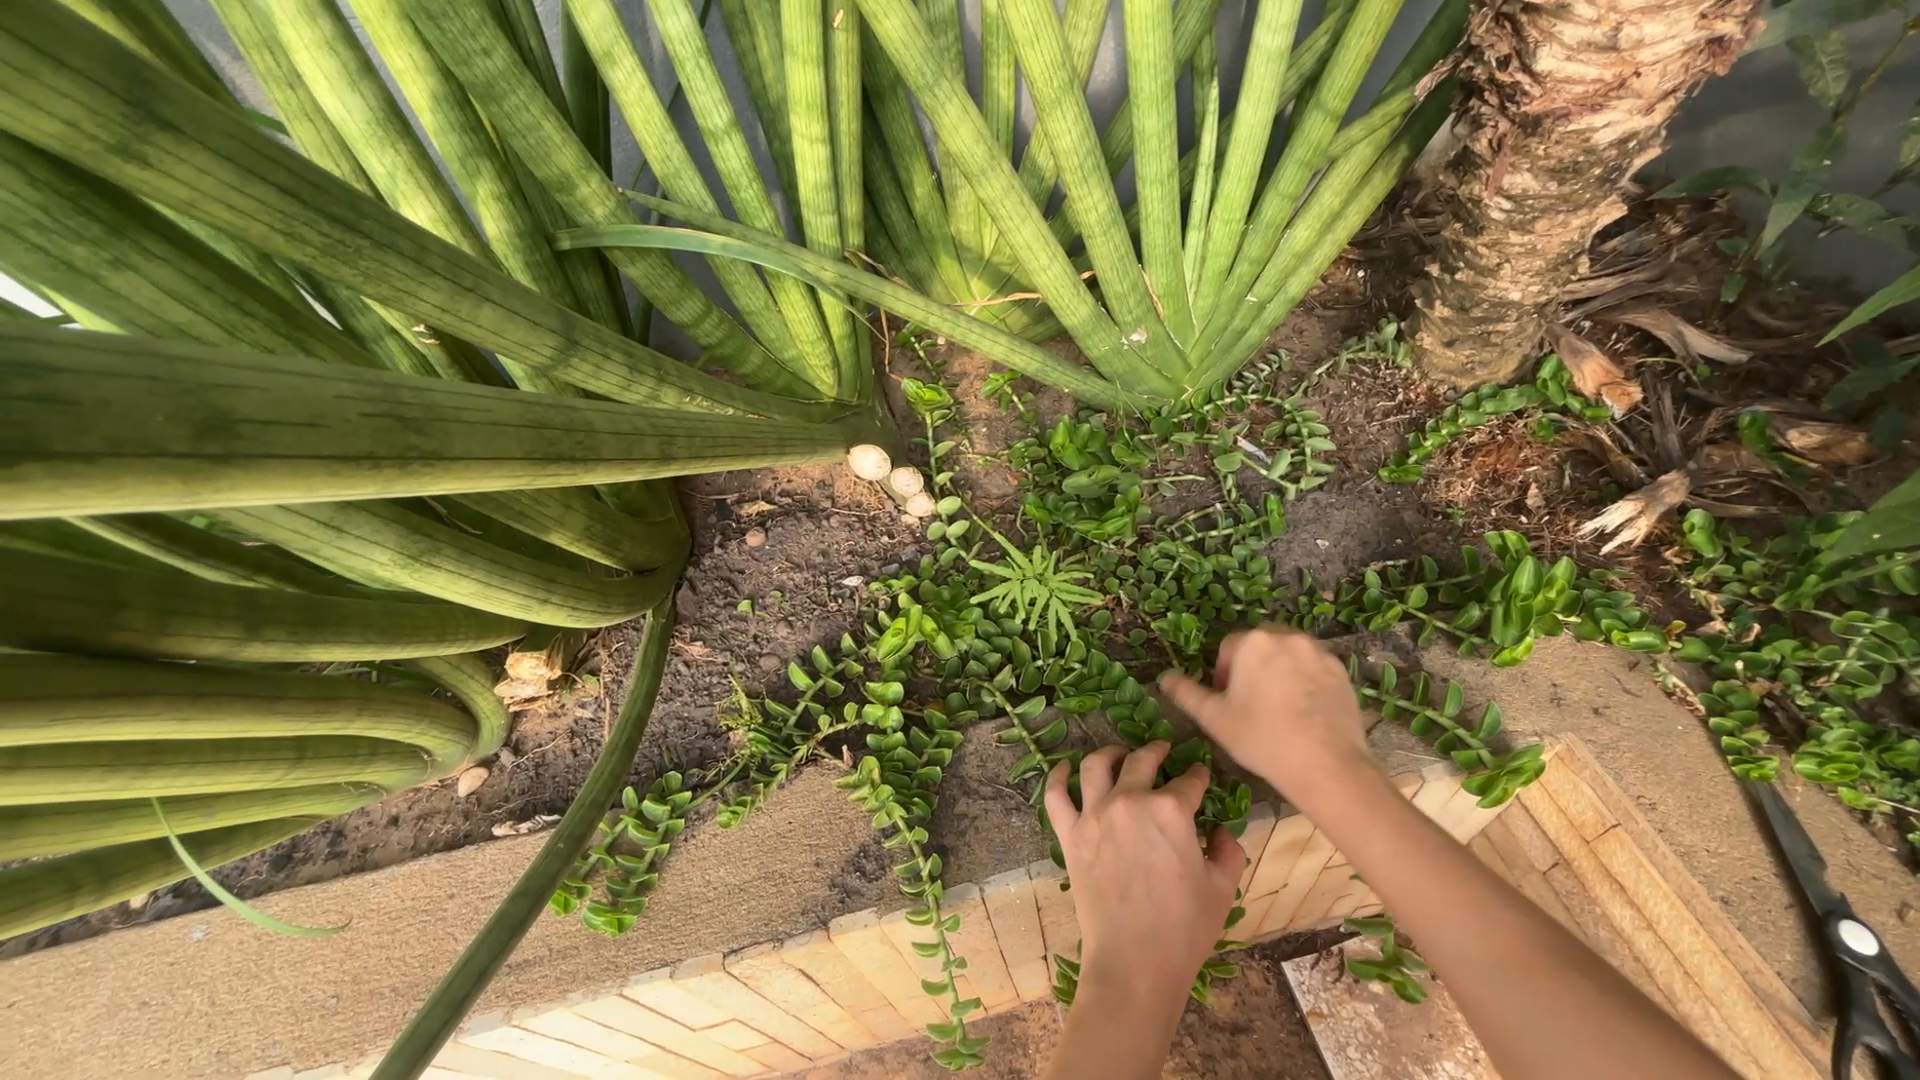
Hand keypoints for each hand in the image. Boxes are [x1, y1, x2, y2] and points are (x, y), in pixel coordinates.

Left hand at [1043, 743, 1243, 1009]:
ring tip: (1119, 753)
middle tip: (1163, 749)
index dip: (1199, 775)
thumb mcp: (1222, 887)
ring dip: (1110, 753)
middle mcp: (1130, 800)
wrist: (1135, 960)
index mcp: (1171, 809)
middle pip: (1142, 761)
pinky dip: (1058, 776)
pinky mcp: (1070, 834)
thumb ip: (1228, 849)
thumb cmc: (1185, 927)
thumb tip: (1220, 830)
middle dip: (1156, 750)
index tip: (1201, 775)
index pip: (1190, 780)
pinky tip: (1065, 767)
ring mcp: (1095, 815)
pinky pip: (1056, 795)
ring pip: (1096, 765)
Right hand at [1158, 625, 1378, 807]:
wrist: (1326, 764)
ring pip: (1288, 655)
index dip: (1223, 674)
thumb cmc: (1261, 738)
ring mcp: (1318, 652)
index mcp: (1252, 643)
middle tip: (1251, 704)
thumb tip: (1164, 678)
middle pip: (1259, 646)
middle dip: (1252, 667)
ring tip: (1278, 708)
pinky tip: (1303, 712)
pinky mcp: (1341, 671)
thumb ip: (1186, 693)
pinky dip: (1305, 682)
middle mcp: (1286, 637)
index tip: (1229, 702)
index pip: (1228, 647)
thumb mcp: (1213, 718)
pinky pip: (1314, 668)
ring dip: (1278, 672)